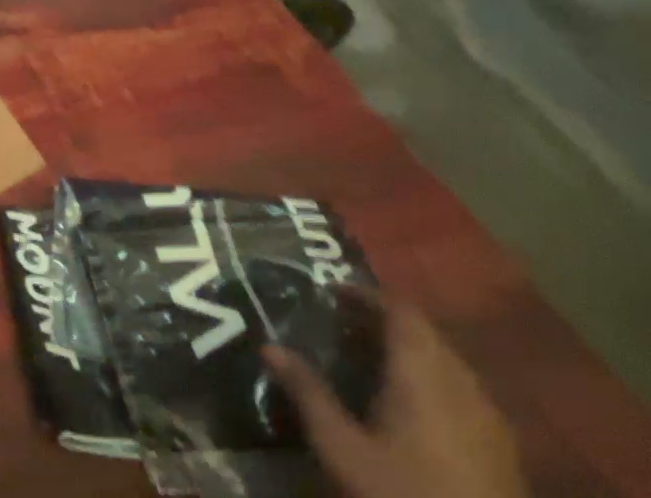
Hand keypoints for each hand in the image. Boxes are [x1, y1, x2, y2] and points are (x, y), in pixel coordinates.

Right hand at [263, 300, 526, 497]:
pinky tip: (403, 401)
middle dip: (381, 319)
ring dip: (406, 347)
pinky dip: (427, 375)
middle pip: (426, 333)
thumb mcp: (341, 446)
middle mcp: (463, 385)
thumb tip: (269, 346)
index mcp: (424, 377)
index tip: (328, 291)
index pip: (403, 312)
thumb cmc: (402, 489)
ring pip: (446, 360)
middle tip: (335, 322)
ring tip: (362, 356)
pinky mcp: (500, 442)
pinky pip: (460, 387)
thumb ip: (308, 392)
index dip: (367, 294)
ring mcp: (488, 415)